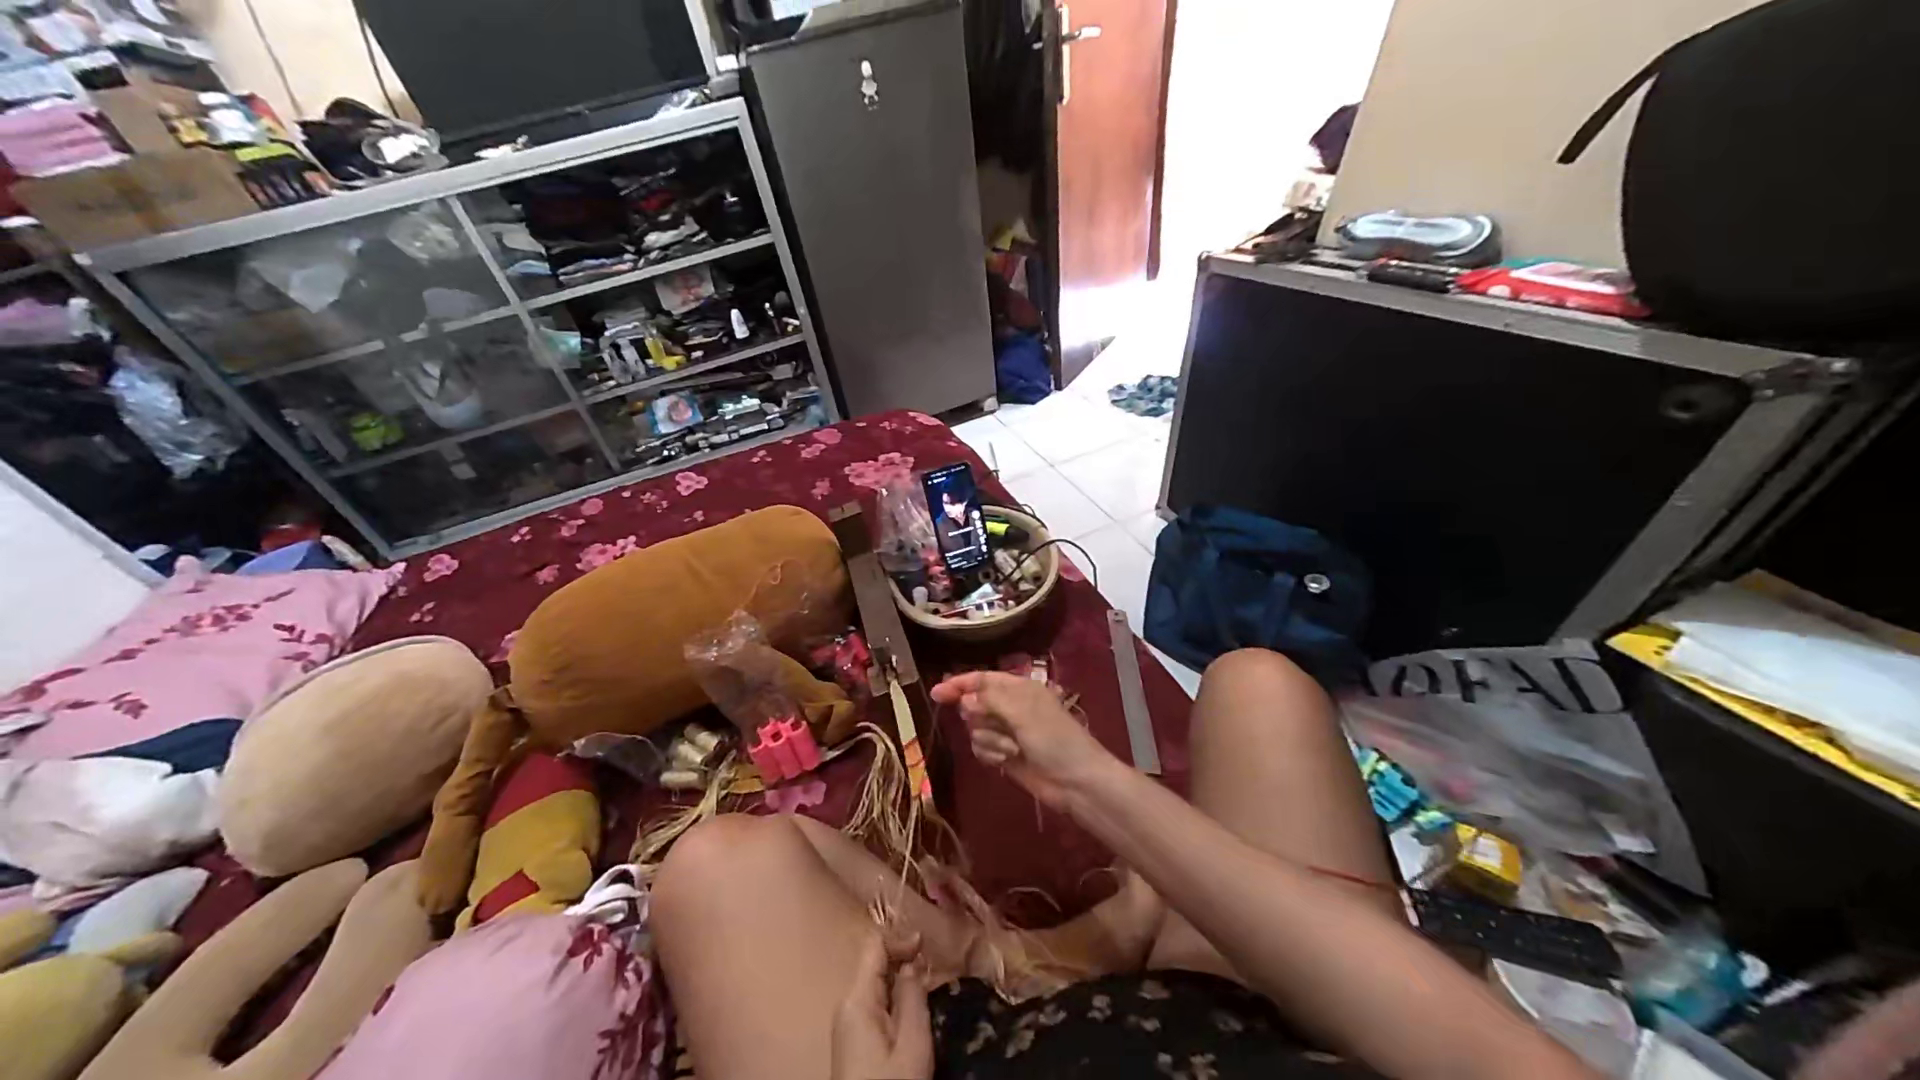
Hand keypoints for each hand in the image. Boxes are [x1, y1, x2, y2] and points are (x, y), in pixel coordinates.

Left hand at [832, 930, 933, 1079]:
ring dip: (899, 977)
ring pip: (874, 985)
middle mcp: (846, 1005)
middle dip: (901, 957)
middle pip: (873, 964)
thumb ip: (912, 998)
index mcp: (856, 999)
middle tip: (932, 958)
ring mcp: (847, 1025)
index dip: (899, 938)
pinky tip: (911, 1005)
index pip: (873, 947)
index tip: (927, 942)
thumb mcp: (911, 1044)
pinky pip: (874, 1004)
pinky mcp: (853, 1042)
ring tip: (926, 977)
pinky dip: (893, 997)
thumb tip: (912, 964)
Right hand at [930, 671, 1117, 809]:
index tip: (937, 693)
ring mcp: (1007, 731)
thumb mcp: (1023, 711)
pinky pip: (981, 748)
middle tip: (998, 726)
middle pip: (974, 704)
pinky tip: (1006, 761)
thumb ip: (990, 700)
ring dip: (990, 740)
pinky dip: (991, 754)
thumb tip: (964, 700)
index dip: (959, 684)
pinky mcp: (1004, 754)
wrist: (1074, 781)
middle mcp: (1010, 706)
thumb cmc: (1054, 738)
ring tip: (1011, 749)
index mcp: (1018, 688)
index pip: (981, 679)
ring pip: (975, 729)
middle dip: (980, 717)